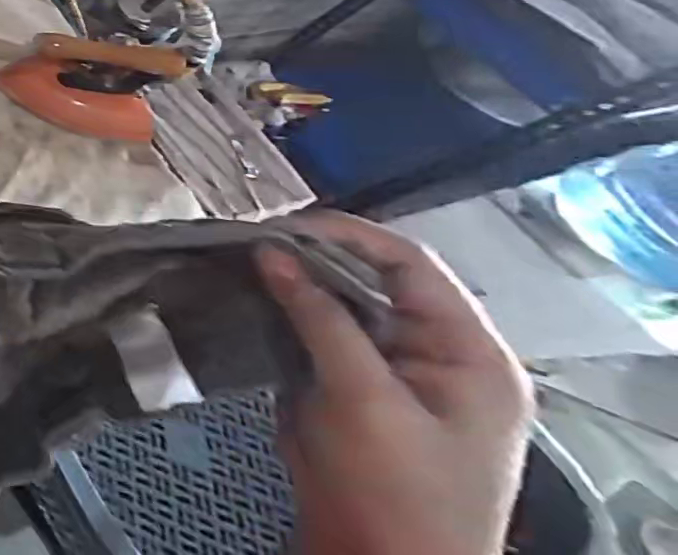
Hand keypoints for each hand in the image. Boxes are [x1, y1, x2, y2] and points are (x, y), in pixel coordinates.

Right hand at [257, 212, 531, 554]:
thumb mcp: (361, 397)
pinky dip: (285, 302)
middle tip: (249, 237)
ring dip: (293, 275)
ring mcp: (391, 363)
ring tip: (241, 255)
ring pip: (341, 296)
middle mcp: (435, 348)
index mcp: (467, 352)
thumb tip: (268, 249)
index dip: (346, 233)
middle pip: (374, 275)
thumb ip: (319, 317)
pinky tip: (250, 290)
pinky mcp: (350, 376)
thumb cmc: (393, 484)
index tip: (277, 224)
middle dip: (311, 250)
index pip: (411, 263)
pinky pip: (319, 322)